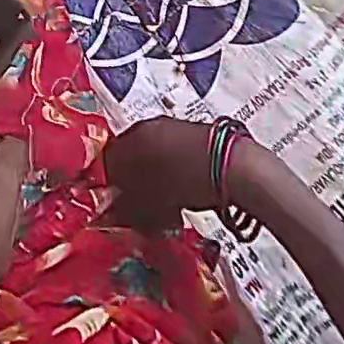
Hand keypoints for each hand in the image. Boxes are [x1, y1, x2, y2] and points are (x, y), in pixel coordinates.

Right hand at [102, 117, 219, 231]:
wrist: (237, 168)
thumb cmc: (187, 181)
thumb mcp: (149, 202)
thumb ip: (124, 208)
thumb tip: (107, 216)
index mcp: (130, 137)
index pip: (106, 161)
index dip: (107, 186)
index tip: (111, 207)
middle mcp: (148, 127)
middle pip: (129, 159)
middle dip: (130, 186)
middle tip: (136, 211)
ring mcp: (173, 129)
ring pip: (152, 160)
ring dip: (153, 184)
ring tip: (163, 212)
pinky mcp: (195, 137)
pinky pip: (173, 159)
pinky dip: (172, 178)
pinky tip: (183, 200)